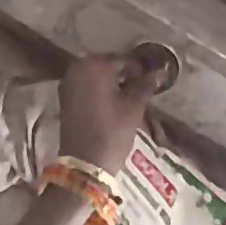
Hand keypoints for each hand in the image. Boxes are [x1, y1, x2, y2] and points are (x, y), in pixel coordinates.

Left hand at [58, 54, 166, 170]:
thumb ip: (146, 85)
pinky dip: (97, 87)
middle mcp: (79, 66)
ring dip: (110, 80)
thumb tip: (161, 70)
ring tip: (127, 95)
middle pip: (108, 64)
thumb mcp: (134, 107)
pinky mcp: (64, 95)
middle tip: (140, 88)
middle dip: (124, 74)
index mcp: (96, 64)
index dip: (140, 70)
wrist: (84, 164)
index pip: (124, 60)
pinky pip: (85, 83)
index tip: (151, 81)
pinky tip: (110, 101)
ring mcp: (68, 80)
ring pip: (95, 73)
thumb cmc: (112, 132)